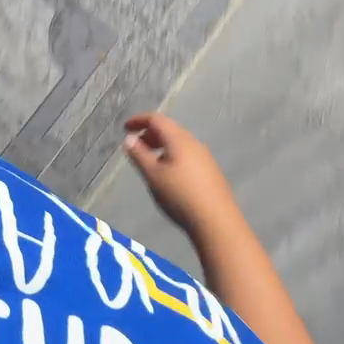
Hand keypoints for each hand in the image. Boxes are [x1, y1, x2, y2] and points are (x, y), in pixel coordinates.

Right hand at [123, 112, 231, 232]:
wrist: (218, 224)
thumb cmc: (180, 196)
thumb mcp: (153, 175)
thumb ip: (139, 154)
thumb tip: (129, 138)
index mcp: (179, 139)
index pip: (156, 119)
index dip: (139, 120)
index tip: (125, 128)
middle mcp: (194, 143)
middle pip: (169, 129)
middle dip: (149, 134)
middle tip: (136, 146)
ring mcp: (206, 157)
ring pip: (179, 143)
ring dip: (161, 146)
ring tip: (151, 162)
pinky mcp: (212, 172)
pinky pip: (187, 154)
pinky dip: (173, 155)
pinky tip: (170, 174)